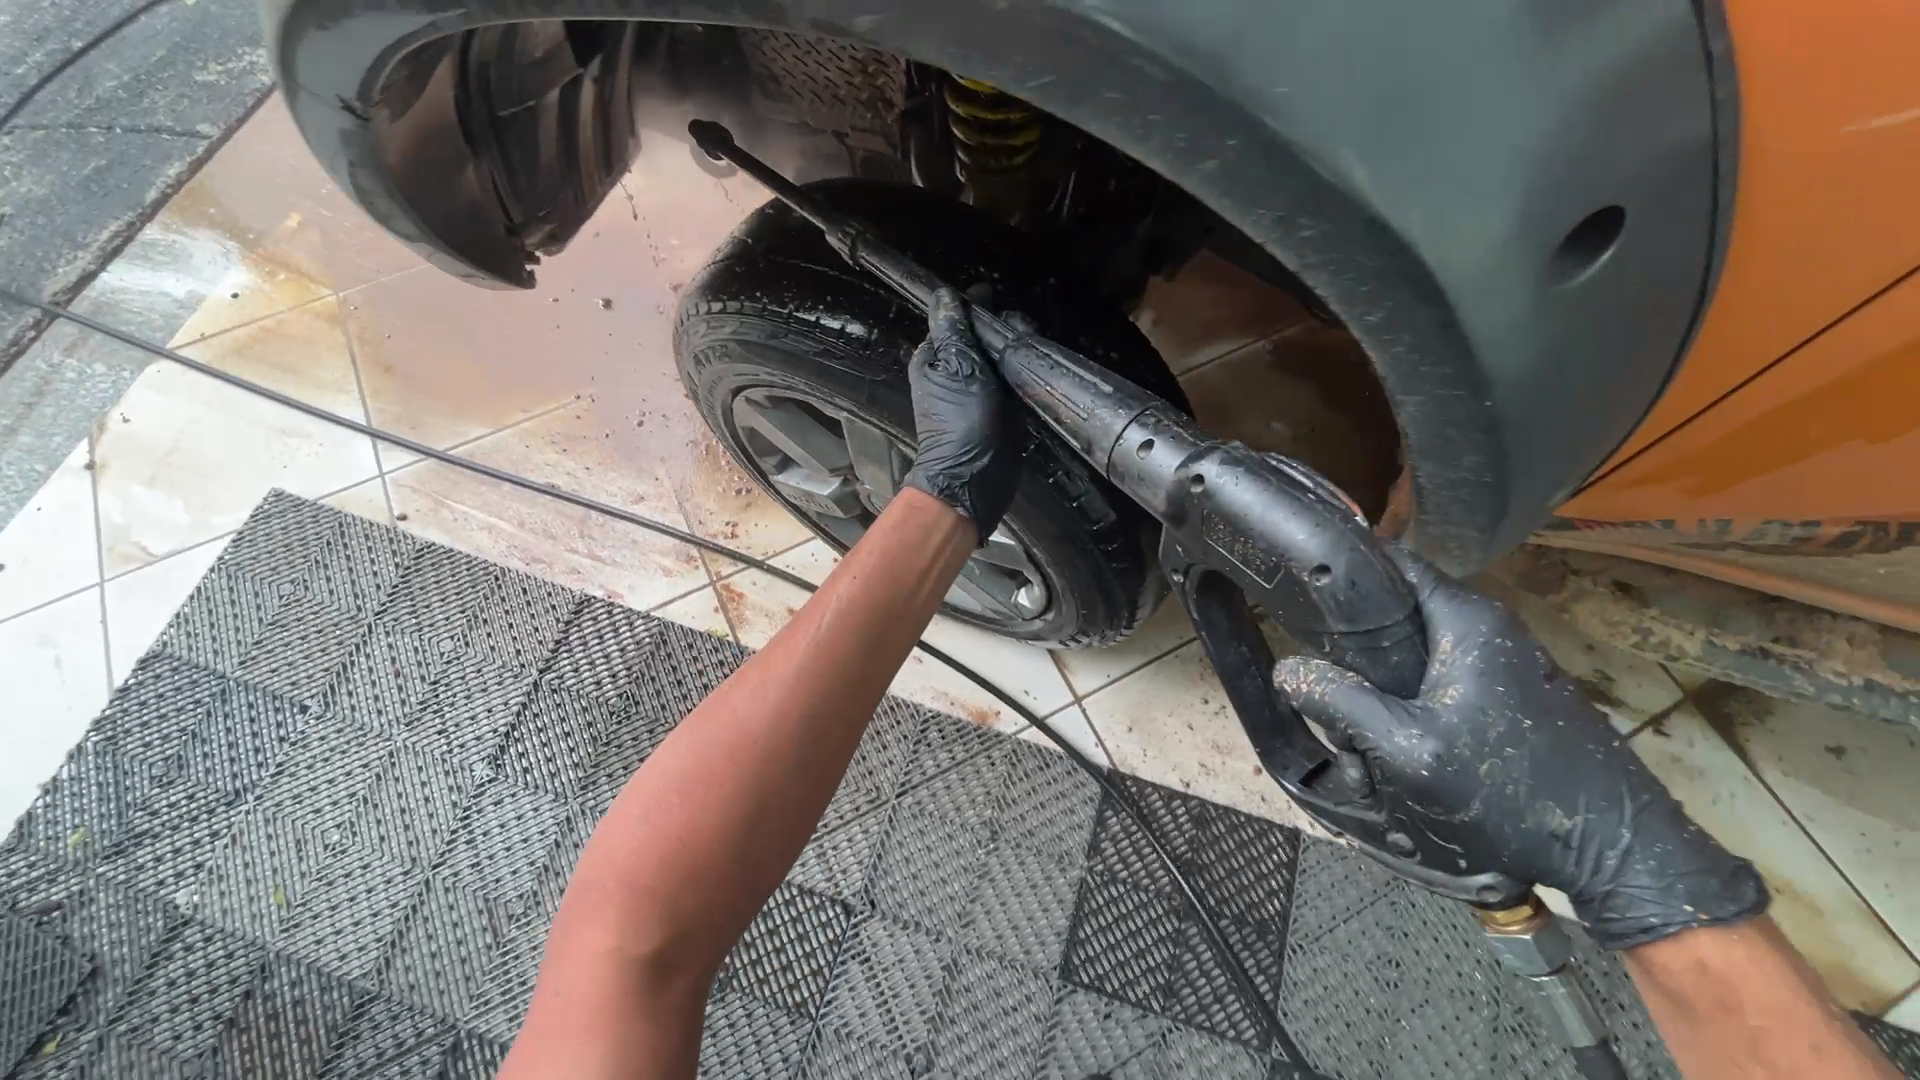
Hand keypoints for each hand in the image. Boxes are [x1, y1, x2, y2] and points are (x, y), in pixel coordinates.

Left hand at [901, 289, 1022, 543]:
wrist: (975, 478)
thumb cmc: (961, 422)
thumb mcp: (956, 367)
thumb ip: (954, 329)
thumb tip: (945, 293)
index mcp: (935, 358)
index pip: (956, 318)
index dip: (976, 305)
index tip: (997, 300)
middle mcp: (955, 372)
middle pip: (982, 336)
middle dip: (1002, 328)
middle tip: (1019, 330)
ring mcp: (980, 391)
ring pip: (1001, 357)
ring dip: (1016, 350)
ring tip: (1030, 347)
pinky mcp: (1003, 409)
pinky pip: (1014, 381)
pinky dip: (1025, 374)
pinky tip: (1037, 367)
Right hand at [1273, 546, 1768, 949]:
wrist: (1616, 850)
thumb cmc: (1508, 791)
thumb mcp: (1405, 749)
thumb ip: (1340, 702)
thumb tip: (1288, 670)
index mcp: (1465, 617)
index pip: (1389, 560)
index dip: (1339, 571)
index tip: (1298, 598)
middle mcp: (1486, 626)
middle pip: (1393, 614)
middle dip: (1354, 654)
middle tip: (1333, 698)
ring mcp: (1502, 661)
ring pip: (1412, 655)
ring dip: (1381, 691)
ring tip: (1368, 741)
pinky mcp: (1510, 695)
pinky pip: (1437, 684)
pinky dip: (1411, 709)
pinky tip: (1406, 752)